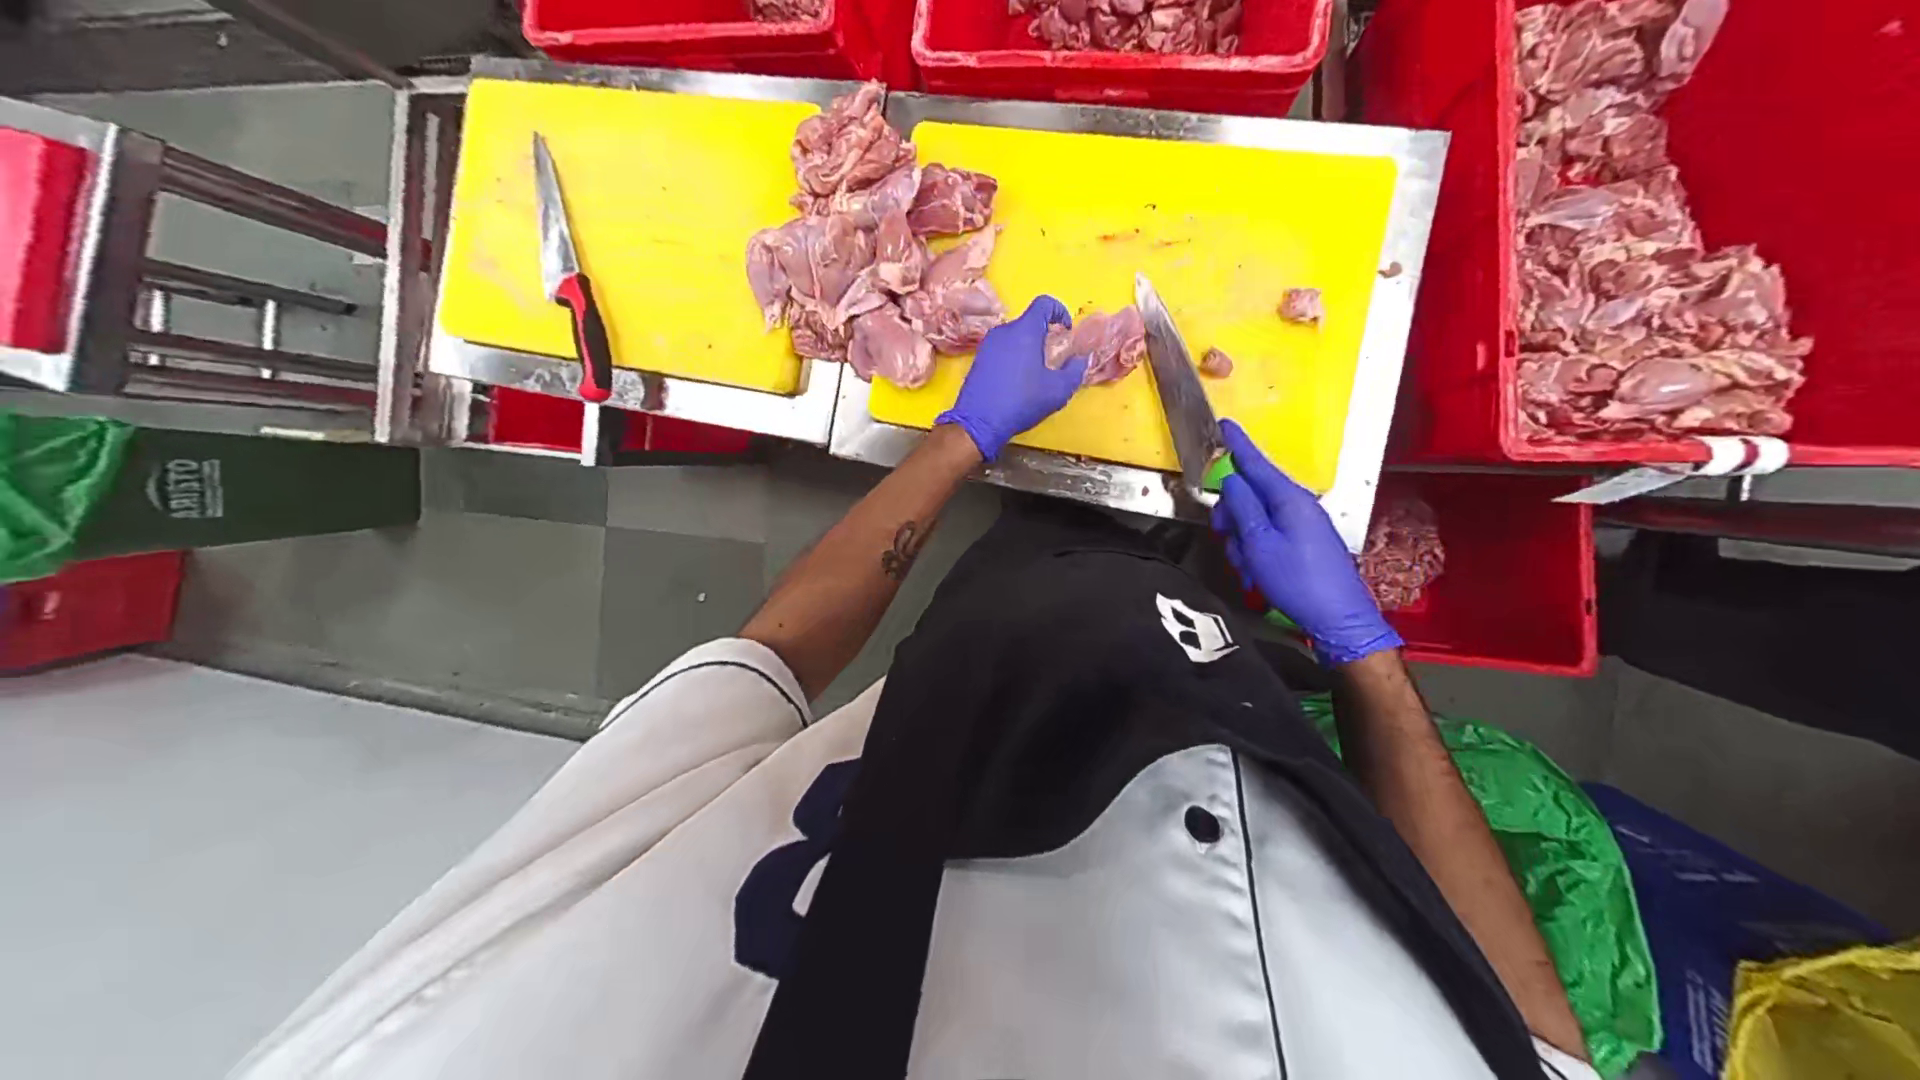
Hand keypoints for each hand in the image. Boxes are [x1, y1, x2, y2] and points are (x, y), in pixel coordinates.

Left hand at [935, 295, 1088, 461]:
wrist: (978, 422)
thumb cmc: (1021, 402)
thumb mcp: (1058, 390)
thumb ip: (1075, 371)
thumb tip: (1081, 359)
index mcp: (1024, 331)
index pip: (1044, 303)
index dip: (1060, 311)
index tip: (1065, 330)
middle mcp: (1003, 331)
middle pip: (1029, 321)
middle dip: (1044, 334)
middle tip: (1053, 357)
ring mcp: (987, 345)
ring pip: (1014, 336)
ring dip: (1028, 347)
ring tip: (1036, 372)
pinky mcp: (978, 360)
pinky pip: (1002, 349)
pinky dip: (1014, 357)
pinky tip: (1017, 381)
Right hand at [1209, 419, 1402, 666]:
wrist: (1338, 617)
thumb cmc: (1296, 579)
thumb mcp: (1258, 542)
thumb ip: (1242, 507)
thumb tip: (1231, 479)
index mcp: (1288, 499)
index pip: (1256, 463)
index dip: (1237, 445)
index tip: (1223, 425)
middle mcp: (1297, 506)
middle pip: (1250, 494)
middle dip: (1231, 514)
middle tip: (1223, 535)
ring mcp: (1302, 525)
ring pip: (1255, 519)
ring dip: (1241, 541)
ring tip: (1246, 567)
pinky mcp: (1302, 543)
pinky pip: (1268, 536)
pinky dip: (1255, 552)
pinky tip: (1256, 575)